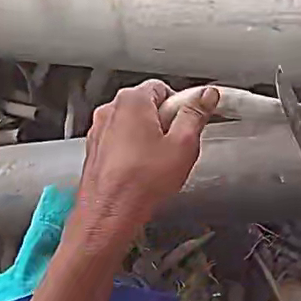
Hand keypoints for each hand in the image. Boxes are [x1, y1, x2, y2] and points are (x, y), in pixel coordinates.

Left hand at [71, 80, 218, 238]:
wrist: (110, 213)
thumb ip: (195, 114)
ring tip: (159, 162)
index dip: (181, 104)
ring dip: (147, 138)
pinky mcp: (95, 151)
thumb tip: (205, 97)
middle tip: (177, 145)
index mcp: (132, 101)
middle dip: (164, 122)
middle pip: (146, 105)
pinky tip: (143, 171)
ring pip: (132, 125)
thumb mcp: (183, 145)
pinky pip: (119, 142)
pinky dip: (132, 152)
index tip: (191, 120)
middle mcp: (111, 111)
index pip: (162, 87)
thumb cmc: (141, 182)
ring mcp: (99, 131)